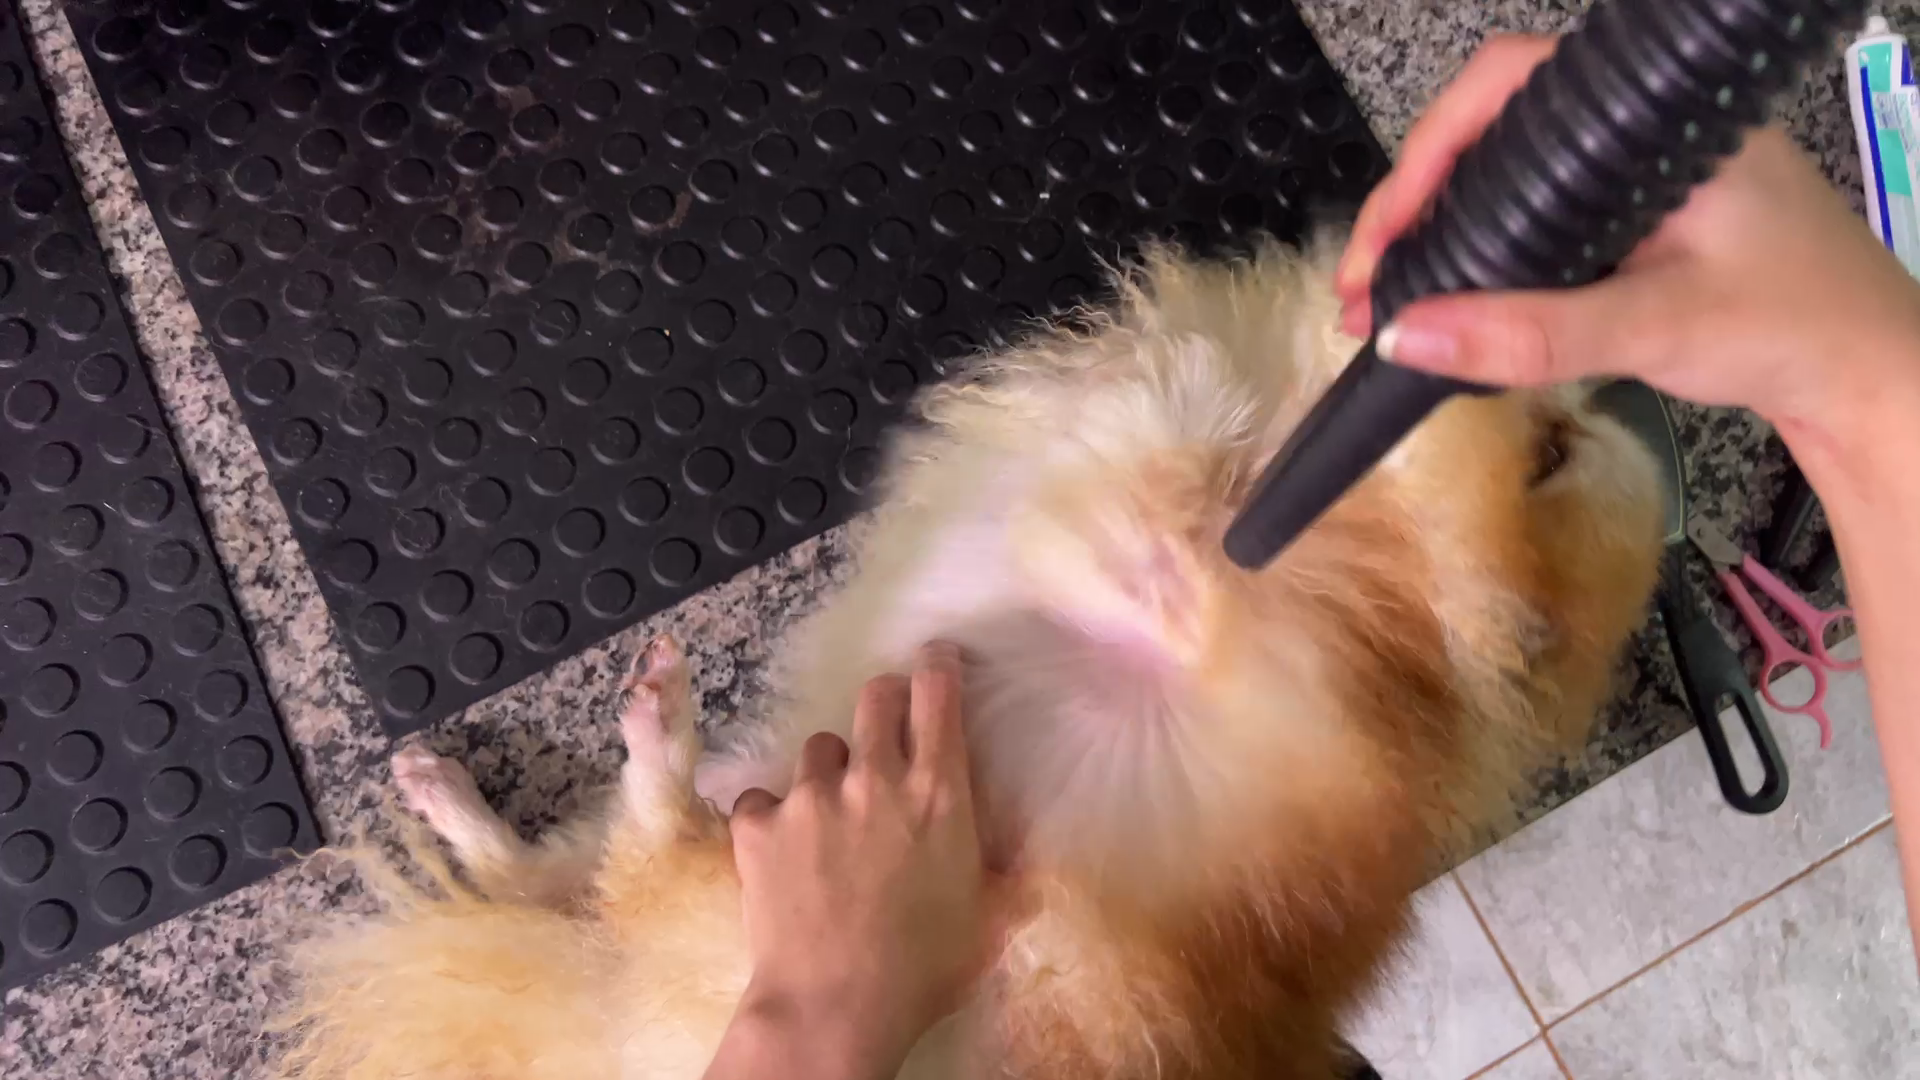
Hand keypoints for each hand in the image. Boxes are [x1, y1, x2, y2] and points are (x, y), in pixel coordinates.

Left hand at [717, 644, 1018, 1079]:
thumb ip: (1012, 877)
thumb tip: (1034, 859)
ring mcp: (812, 796)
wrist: (834, 1011)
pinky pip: (761, 799)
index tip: (936, 658)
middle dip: (883, 701)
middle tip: (885, 727)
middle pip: (875, 695)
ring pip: (818, 746)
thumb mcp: (988, 920)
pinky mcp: (760, 825)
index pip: (938, 693)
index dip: (938, 664)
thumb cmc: (924, 967)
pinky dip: (771, 817)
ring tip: (828, 810)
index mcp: (936, 791)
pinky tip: (778, 848)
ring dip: (828, 769)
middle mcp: (875, 777)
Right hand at [1335, 35, 1919, 485]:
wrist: (1855, 371)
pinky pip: (1499, 228)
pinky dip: (1447, 265)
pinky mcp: (1596, 229)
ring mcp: (1605, 186)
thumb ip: (1528, 335)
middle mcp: (1618, 141)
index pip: (1504, 87)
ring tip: (1370, 307)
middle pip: (1473, 142)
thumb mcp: (1652, 326)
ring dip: (1413, 245)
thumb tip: (1397, 339)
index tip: (1381, 237)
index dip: (1423, 152)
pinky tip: (1424, 305)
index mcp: (1645, 123)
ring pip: (1478, 190)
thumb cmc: (1785, 326)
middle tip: (1357, 287)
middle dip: (1398, 213)